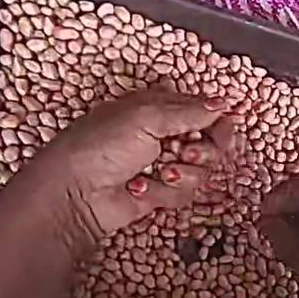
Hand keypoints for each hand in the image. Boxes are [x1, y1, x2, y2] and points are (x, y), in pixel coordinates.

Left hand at [0, 86, 237, 252]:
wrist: (76, 192)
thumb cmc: (101, 145)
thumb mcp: (146, 117)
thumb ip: (190, 111)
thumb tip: (223, 104)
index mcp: (159, 107)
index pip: (205, 111)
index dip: (218, 122)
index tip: (221, 133)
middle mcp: (165, 134)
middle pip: (211, 144)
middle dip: (202, 151)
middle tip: (185, 152)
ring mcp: (165, 164)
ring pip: (202, 171)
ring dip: (183, 174)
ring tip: (159, 172)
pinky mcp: (161, 192)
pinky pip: (185, 193)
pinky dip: (164, 191)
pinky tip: (139, 187)